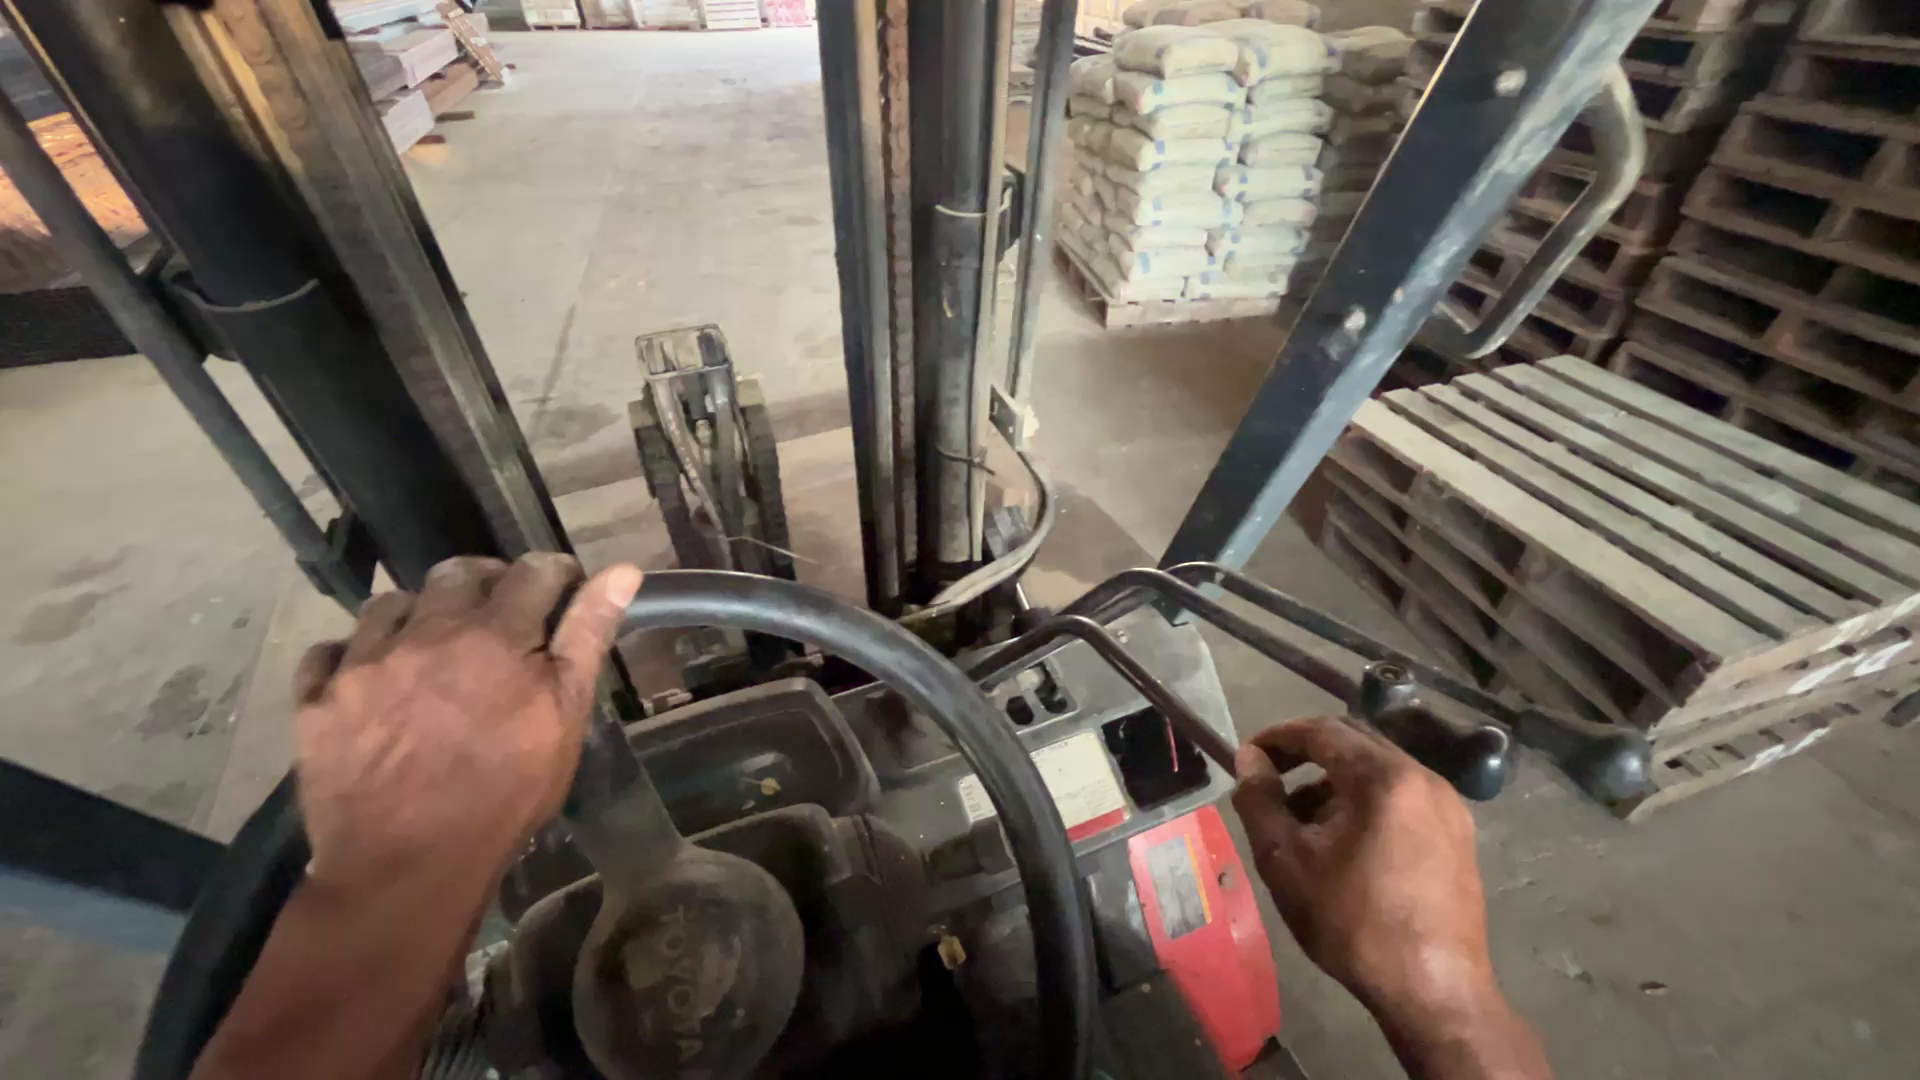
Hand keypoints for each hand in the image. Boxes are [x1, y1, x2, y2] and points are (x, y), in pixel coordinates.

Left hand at [292, 553, 641, 886]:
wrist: (408, 865)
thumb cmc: (508, 789)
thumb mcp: (567, 712)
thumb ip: (588, 635)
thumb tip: (622, 572)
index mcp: (495, 634)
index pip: (533, 571)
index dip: (557, 574)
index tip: (566, 592)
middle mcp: (426, 632)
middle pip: (459, 572)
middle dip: (489, 583)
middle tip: (504, 618)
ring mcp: (363, 664)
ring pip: (391, 604)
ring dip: (421, 614)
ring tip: (436, 648)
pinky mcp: (315, 701)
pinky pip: (329, 651)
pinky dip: (356, 653)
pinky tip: (376, 678)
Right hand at [1231, 716, 1495, 1028]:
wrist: (1435, 993)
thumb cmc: (1351, 922)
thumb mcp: (1285, 859)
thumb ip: (1259, 799)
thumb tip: (1249, 759)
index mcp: (1383, 778)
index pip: (1321, 731)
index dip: (1278, 736)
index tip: (1249, 757)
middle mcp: (1423, 779)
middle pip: (1354, 742)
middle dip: (1306, 754)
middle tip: (1270, 778)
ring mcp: (1448, 807)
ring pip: (1378, 769)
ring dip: (1334, 780)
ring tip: (1300, 818)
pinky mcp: (1458, 835)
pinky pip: (1402, 795)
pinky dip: (1364, 799)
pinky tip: (1342, 839)